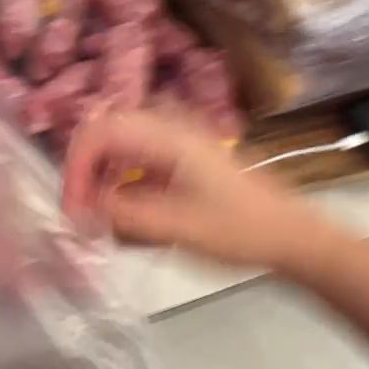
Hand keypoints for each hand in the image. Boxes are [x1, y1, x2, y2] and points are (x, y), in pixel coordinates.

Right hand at [63, 109, 344, 270]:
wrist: (296, 238)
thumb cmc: (240, 230)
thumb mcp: (176, 226)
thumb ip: (123, 214)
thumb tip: (78, 211)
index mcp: (165, 135)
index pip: (97, 133)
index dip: (76, 168)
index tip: (71, 208)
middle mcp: (167, 129)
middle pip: (104, 134)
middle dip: (84, 171)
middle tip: (77, 211)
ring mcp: (176, 143)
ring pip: (119, 147)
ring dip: (101, 178)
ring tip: (96, 216)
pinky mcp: (183, 160)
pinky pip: (137, 161)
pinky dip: (120, 183)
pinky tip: (124, 214)